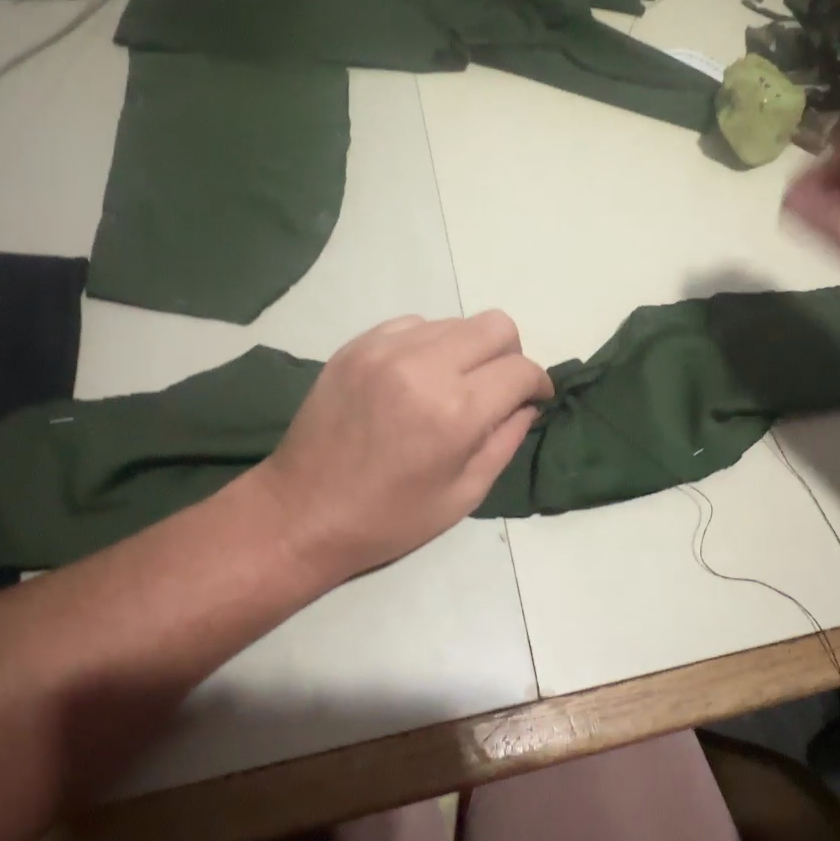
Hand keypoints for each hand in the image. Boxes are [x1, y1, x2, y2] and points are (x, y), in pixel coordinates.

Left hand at [250, 311, 552, 579]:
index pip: (520, 369)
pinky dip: (428, 345)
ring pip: (455, 322)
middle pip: (495, 326)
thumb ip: (505, 441)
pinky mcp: (357, 346)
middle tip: (497, 388)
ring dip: (467, 350)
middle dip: (509, 355)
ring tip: (452, 386)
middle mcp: (424, 367)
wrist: (302, 512)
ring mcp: (385, 349)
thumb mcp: (464, 494)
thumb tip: (526, 404)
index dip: (537, 384)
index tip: (532, 400)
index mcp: (455, 411)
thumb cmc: (388, 518)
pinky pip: (414, 325)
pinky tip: (416, 378)